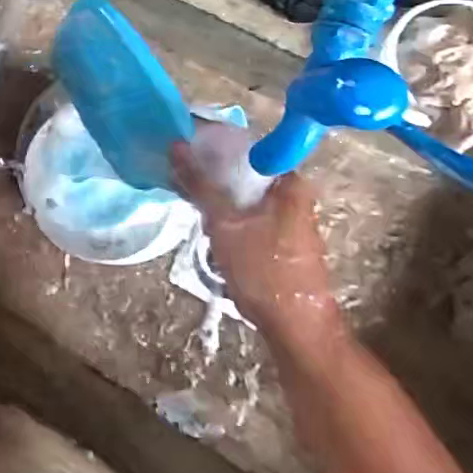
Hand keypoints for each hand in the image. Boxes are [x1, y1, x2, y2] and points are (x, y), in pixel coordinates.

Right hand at [172, 143, 339, 347]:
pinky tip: (207, 215)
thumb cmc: (263, 270)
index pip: (248, 147)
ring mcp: (292, 218)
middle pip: (247, 170)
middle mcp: (296, 195)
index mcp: (290, 183)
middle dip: (214, 168)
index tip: (187, 143)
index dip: (215, 144)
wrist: (296, 328)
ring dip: (220, 191)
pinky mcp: (283, 238)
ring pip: (248, 193)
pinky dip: (230, 209)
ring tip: (187, 188)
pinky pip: (251, 211)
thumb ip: (200, 184)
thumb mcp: (224, 223)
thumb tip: (176, 145)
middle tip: (181, 166)